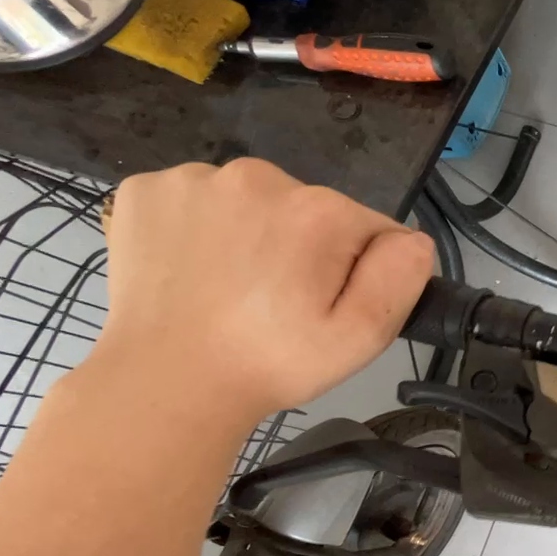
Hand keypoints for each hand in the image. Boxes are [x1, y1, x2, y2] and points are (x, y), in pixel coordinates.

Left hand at [89, 158, 433, 431]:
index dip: (368, 271)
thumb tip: (411, 241)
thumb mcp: (366, 333)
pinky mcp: (145, 190)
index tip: (336, 306)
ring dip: (263, 237)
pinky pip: (205, 203)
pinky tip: (204, 271)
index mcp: (319, 210)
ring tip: (245, 288)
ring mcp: (192, 179)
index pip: (378, 230)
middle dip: (315, 250)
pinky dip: (209, 231)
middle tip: (291, 303)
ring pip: (261, 205)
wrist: (167, 379)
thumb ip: (401, 276)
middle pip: (317, 212)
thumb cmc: (276, 360)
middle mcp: (258, 176)